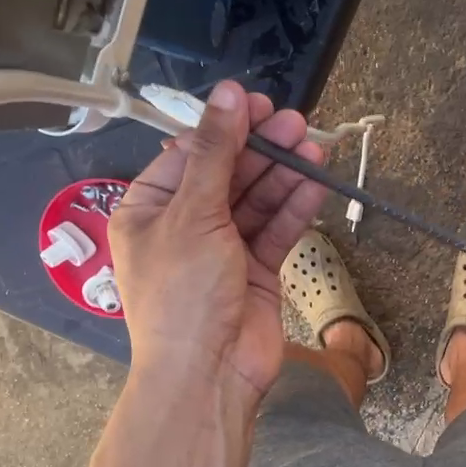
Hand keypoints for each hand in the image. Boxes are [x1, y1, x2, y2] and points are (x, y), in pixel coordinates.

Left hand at [109, 80, 329, 405]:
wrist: (208, 372)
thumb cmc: (183, 293)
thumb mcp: (193, 214)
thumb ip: (216, 153)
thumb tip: (229, 94)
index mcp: (149, 209)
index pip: (190, 156)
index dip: (224, 128)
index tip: (258, 104)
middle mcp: (185, 226)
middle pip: (228, 175)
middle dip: (261, 149)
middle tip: (296, 123)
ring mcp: (224, 251)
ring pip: (257, 202)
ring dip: (284, 176)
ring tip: (313, 148)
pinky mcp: (258, 272)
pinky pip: (276, 232)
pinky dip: (295, 209)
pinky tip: (316, 184)